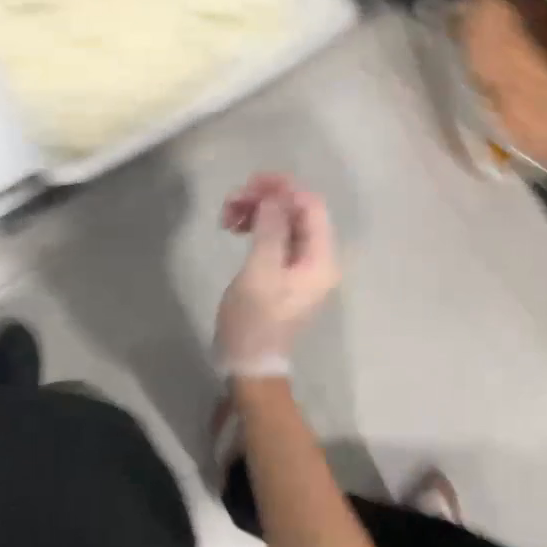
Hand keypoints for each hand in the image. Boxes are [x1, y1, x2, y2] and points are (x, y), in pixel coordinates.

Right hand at [216, 174, 339, 376]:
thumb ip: (270, 231)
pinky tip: (235, 228)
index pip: (310, 206)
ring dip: (257, 211)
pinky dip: (256, 226)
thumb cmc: (254, 321)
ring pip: (284, 220)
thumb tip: (273, 197)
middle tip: (231, 202)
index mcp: (320, 259)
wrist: (248, 362)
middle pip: (298, 210)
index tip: (248, 184)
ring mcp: (302, 265)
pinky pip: (275, 235)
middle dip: (265, 199)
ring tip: (227, 216)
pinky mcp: (285, 271)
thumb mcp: (259, 273)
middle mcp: (318, 258)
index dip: (283, 188)